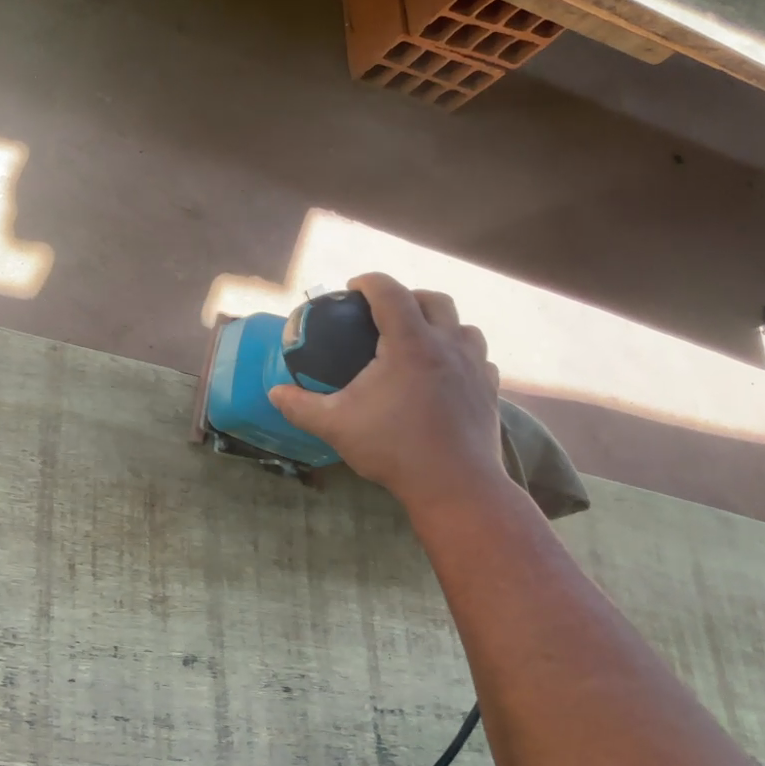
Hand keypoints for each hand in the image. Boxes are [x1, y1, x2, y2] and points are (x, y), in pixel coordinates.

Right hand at [269, 273, 507, 510]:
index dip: (370, 283)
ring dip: (439, 323)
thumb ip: (300, 406)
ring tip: (417, 340)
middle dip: (407, 296)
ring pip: (463, 325)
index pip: (390, 293)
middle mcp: (447, 345)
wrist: (454, 482)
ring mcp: (474, 365)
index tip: (352, 288)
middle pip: (434, 299)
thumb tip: (275, 392)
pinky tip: (442, 373)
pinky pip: (477, 356)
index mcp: (409, 344)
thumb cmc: (391, 447)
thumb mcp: (334, 425)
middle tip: (383, 312)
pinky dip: (458, 353)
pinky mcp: (489, 388)